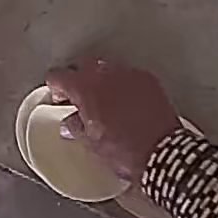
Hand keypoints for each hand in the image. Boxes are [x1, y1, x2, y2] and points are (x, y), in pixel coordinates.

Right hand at [44, 55, 181, 181]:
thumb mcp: (92, 143)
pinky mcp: (148, 80)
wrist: (162, 153)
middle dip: (77, 76)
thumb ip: (76, 126)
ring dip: (100, 78)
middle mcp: (106, 75)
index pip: (59, 75)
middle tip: (77, 94)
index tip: (58, 95)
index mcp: (86, 89)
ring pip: (106, 66)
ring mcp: (129, 75)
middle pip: (83, 64)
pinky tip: (124, 99)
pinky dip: (122, 83)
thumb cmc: (126, 151)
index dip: (55, 86)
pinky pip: (128, 74)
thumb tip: (71, 124)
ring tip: (102, 97)